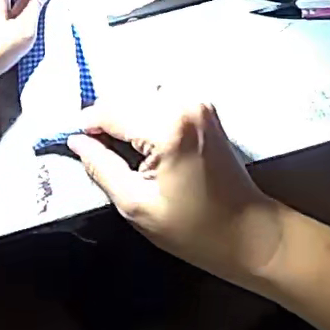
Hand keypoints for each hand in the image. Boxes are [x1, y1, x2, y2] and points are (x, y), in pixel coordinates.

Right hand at [67, 99, 287, 286]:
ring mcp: (195, 100)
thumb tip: (76, 140)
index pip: (108, 111)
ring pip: (138, 94)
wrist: (253, 234)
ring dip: (124, 115)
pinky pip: (158, 97)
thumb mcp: (136, 206)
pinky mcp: (202, 105)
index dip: (87, 126)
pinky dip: (143, 113)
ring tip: (121, 147)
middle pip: (123, 97)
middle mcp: (182, 102)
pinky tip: (143, 140)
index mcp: (166, 126)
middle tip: (96, 150)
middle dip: (105, 120)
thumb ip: (100, 166)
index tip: (76, 143)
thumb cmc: (195, 229)